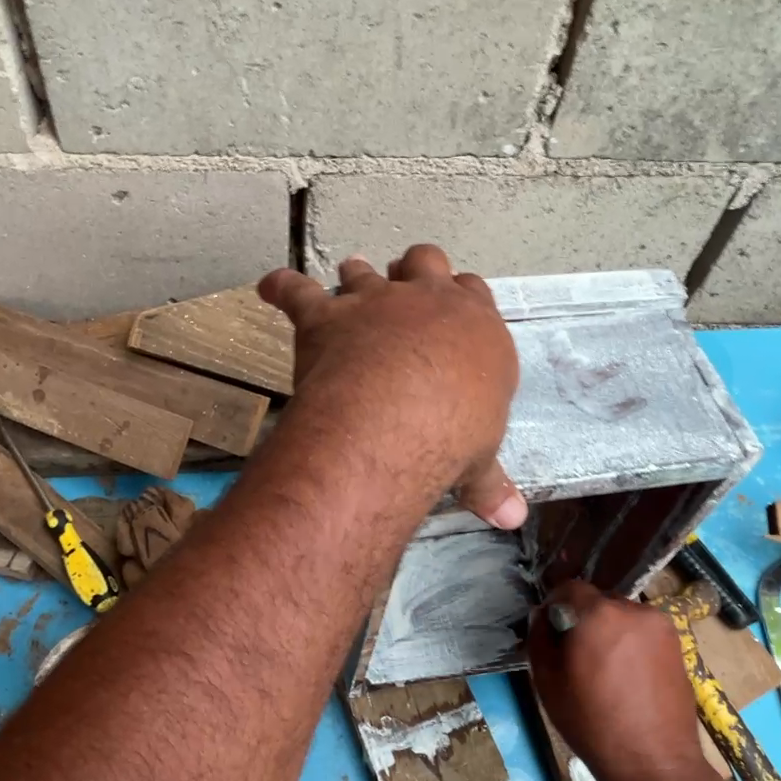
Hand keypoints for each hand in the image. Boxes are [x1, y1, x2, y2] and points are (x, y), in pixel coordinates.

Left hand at [258, 245, 524, 528]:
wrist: (396, 420)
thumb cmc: (452, 438)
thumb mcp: (478, 463)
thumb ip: (490, 484)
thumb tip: (512, 519)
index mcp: (476, 329)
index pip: (475, 294)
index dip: (462, 296)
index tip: (454, 304)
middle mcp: (428, 302)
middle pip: (427, 261)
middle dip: (414, 268)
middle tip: (403, 278)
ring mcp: (374, 303)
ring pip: (364, 271)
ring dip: (356, 273)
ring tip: (348, 273)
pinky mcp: (325, 316)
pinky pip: (295, 290)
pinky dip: (280, 286)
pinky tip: (269, 286)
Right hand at [530, 580, 712, 780]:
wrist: (653, 761)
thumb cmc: (591, 722)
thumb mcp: (546, 681)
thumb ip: (539, 638)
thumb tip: (543, 616)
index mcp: (598, 614)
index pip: (570, 588)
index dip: (555, 606)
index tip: (550, 632)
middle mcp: (633, 610)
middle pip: (598, 601)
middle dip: (584, 619)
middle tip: (576, 655)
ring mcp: (661, 627)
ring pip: (622, 616)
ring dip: (609, 631)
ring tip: (604, 668)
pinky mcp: (678, 645)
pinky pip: (643, 632)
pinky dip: (630, 644)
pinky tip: (626, 676)